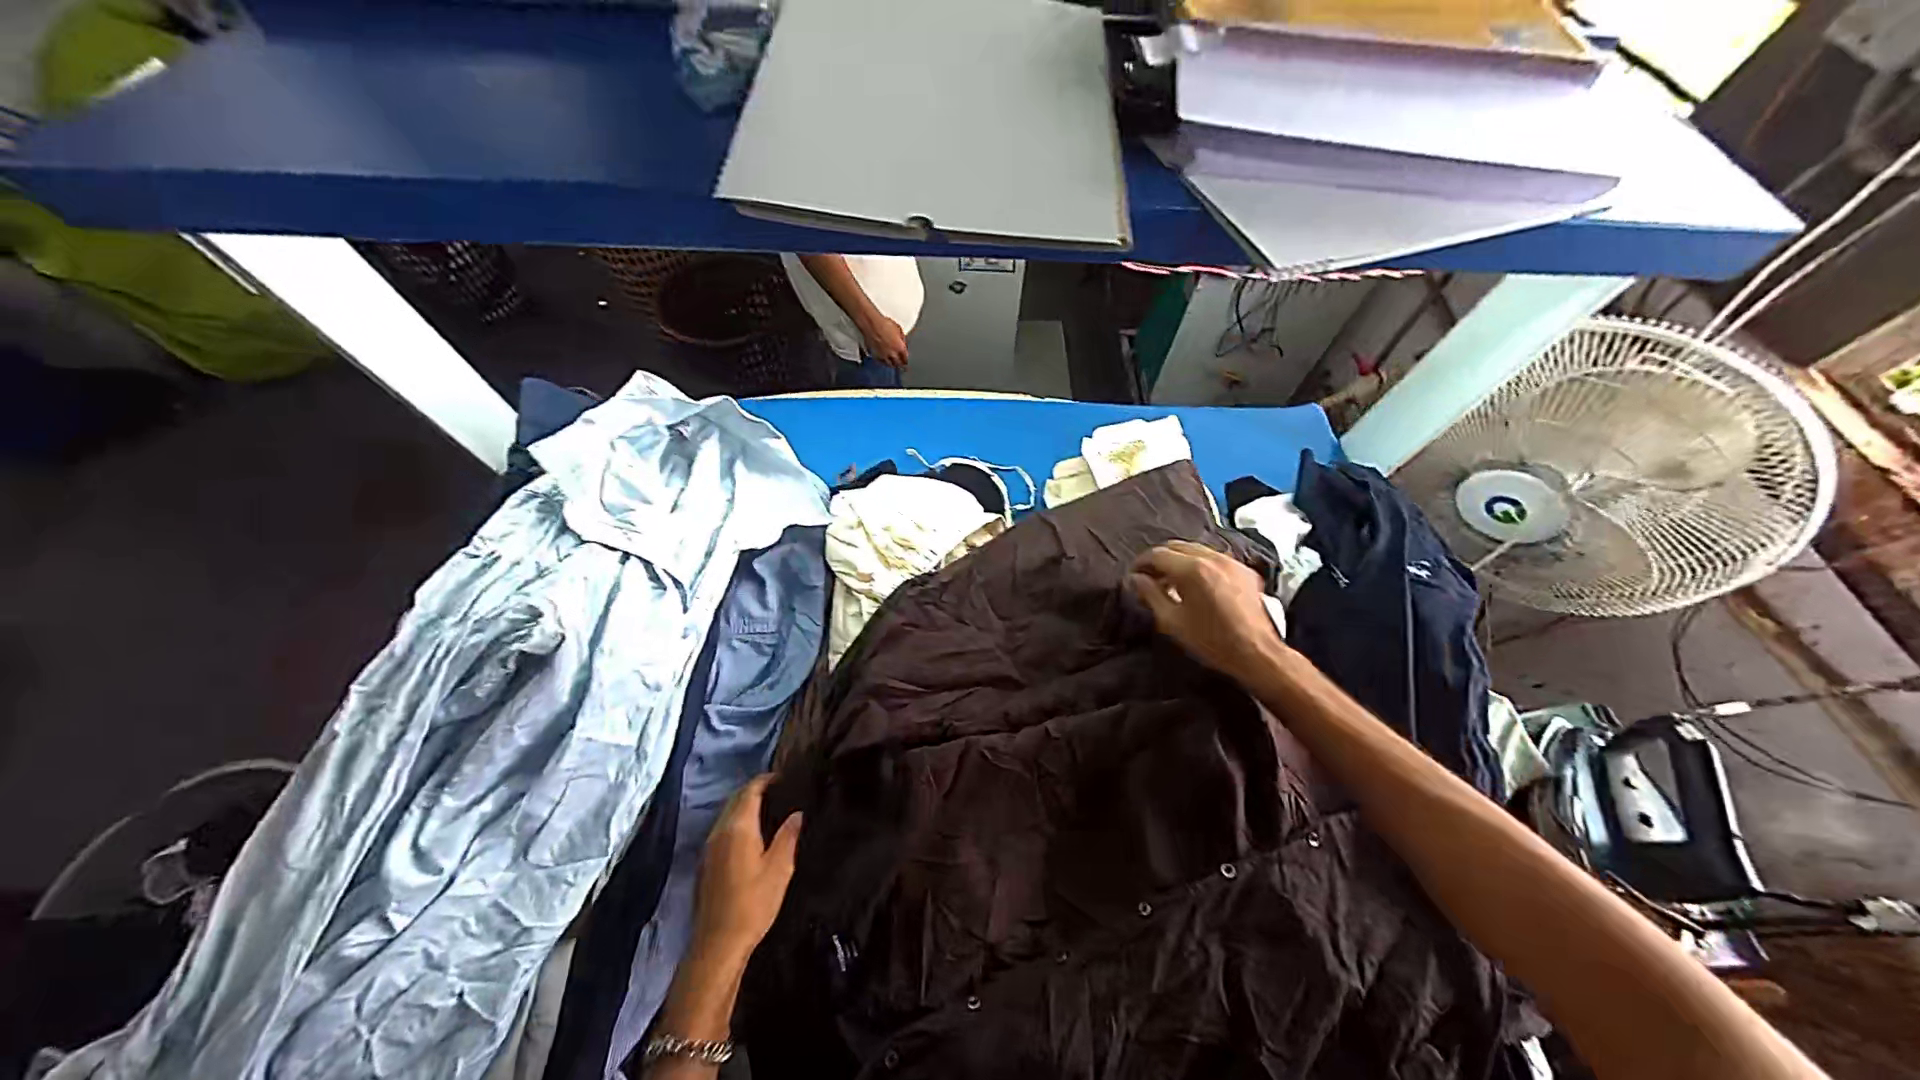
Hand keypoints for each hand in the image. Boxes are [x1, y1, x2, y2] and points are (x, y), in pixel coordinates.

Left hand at [691, 774, 801, 963]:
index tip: (785, 777)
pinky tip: (753, 834)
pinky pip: (722, 829)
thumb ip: (788, 836)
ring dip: (745, 805)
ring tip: (770, 809)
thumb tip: (796, 813)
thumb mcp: (780, 869)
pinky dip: (737, 821)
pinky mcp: (706, 862)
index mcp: (738, 828)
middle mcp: (719, 831)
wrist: (718, 943)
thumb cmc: (753, 904)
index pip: (750, 791)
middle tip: (781, 791)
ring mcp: (709, 847)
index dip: (766, 780)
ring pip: (727, 814)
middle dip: (756, 790)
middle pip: (736, 799)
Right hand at [857, 315, 909, 368]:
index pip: (905, 359)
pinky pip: (880, 362)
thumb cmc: (884, 324)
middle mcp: (892, 354)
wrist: (871, 324)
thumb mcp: (898, 328)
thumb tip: (903, 343)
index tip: (905, 360)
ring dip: (891, 364)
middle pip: (897, 364)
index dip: (905, 360)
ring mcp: (883, 356)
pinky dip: (883, 362)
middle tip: (900, 363)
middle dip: (899, 364)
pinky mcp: (875, 355)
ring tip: (892, 363)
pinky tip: (884, 360)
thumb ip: (902, 339)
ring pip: (889, 364)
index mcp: (900, 348)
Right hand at [1129, 540, 1286, 682]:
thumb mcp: (1172, 621)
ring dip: (1179, 560)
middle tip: (1149, 577)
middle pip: (1176, 546)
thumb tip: (1136, 579)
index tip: (1134, 575)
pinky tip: (1195, 584)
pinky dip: (1199, 564)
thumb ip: (1150, 595)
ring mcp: (1231, 562)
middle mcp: (1212, 558)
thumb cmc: (1211, 641)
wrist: (1256, 652)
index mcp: (1192, 570)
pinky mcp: (1244, 570)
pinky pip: (1214, 558)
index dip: (1141, 563)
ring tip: (1170, 581)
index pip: (1157, 554)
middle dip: (1159, 559)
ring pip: (1196, 549)